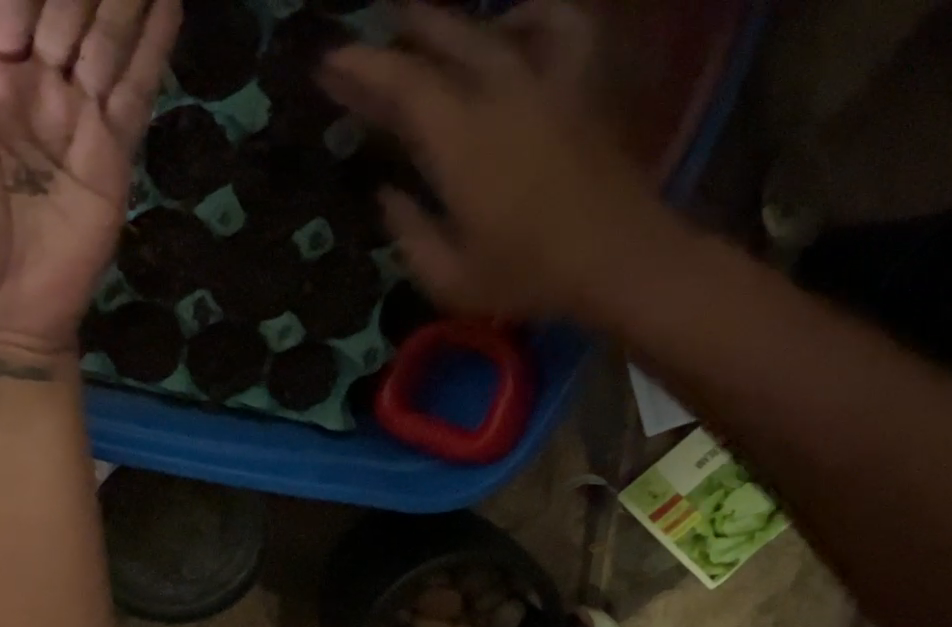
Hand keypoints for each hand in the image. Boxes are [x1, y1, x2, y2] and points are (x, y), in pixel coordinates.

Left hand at [0, 0, 179, 362]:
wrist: (2, 317)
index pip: (9, 8)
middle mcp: (32, 92)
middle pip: (64, 12)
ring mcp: (76, 120)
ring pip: (105, 40)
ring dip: (124, 0)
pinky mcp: (112, 152)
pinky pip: (134, 89)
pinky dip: (153, 46)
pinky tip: (168, 2)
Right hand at [318, 1, 684, 322]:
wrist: (623, 262)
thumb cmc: (528, 275)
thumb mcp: (448, 276)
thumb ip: (409, 231)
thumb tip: (389, 195)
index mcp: (461, 143)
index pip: (403, 84)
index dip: (361, 68)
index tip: (328, 63)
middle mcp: (502, 98)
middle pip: (444, 44)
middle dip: (396, 36)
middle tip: (360, 36)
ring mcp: (547, 87)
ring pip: (495, 29)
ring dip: (449, 22)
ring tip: (418, 19)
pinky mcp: (581, 91)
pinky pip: (562, 31)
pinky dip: (536, 15)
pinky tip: (513, 21)